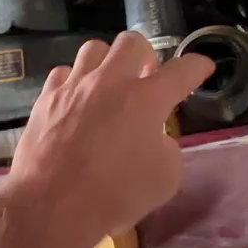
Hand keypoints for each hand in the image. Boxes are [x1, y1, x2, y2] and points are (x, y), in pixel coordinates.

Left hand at [0, 31, 212, 247]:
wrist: (52, 205)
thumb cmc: (114, 196)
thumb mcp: (164, 179)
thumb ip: (167, 149)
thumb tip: (155, 139)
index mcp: (146, 100)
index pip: (181, 71)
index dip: (196, 66)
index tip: (201, 67)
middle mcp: (110, 82)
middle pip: (133, 42)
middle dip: (146, 54)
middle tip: (146, 76)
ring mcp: (74, 87)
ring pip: (94, 48)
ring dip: (108, 61)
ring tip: (109, 83)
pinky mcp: (46, 98)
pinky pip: (63, 73)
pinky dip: (74, 81)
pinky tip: (76, 98)